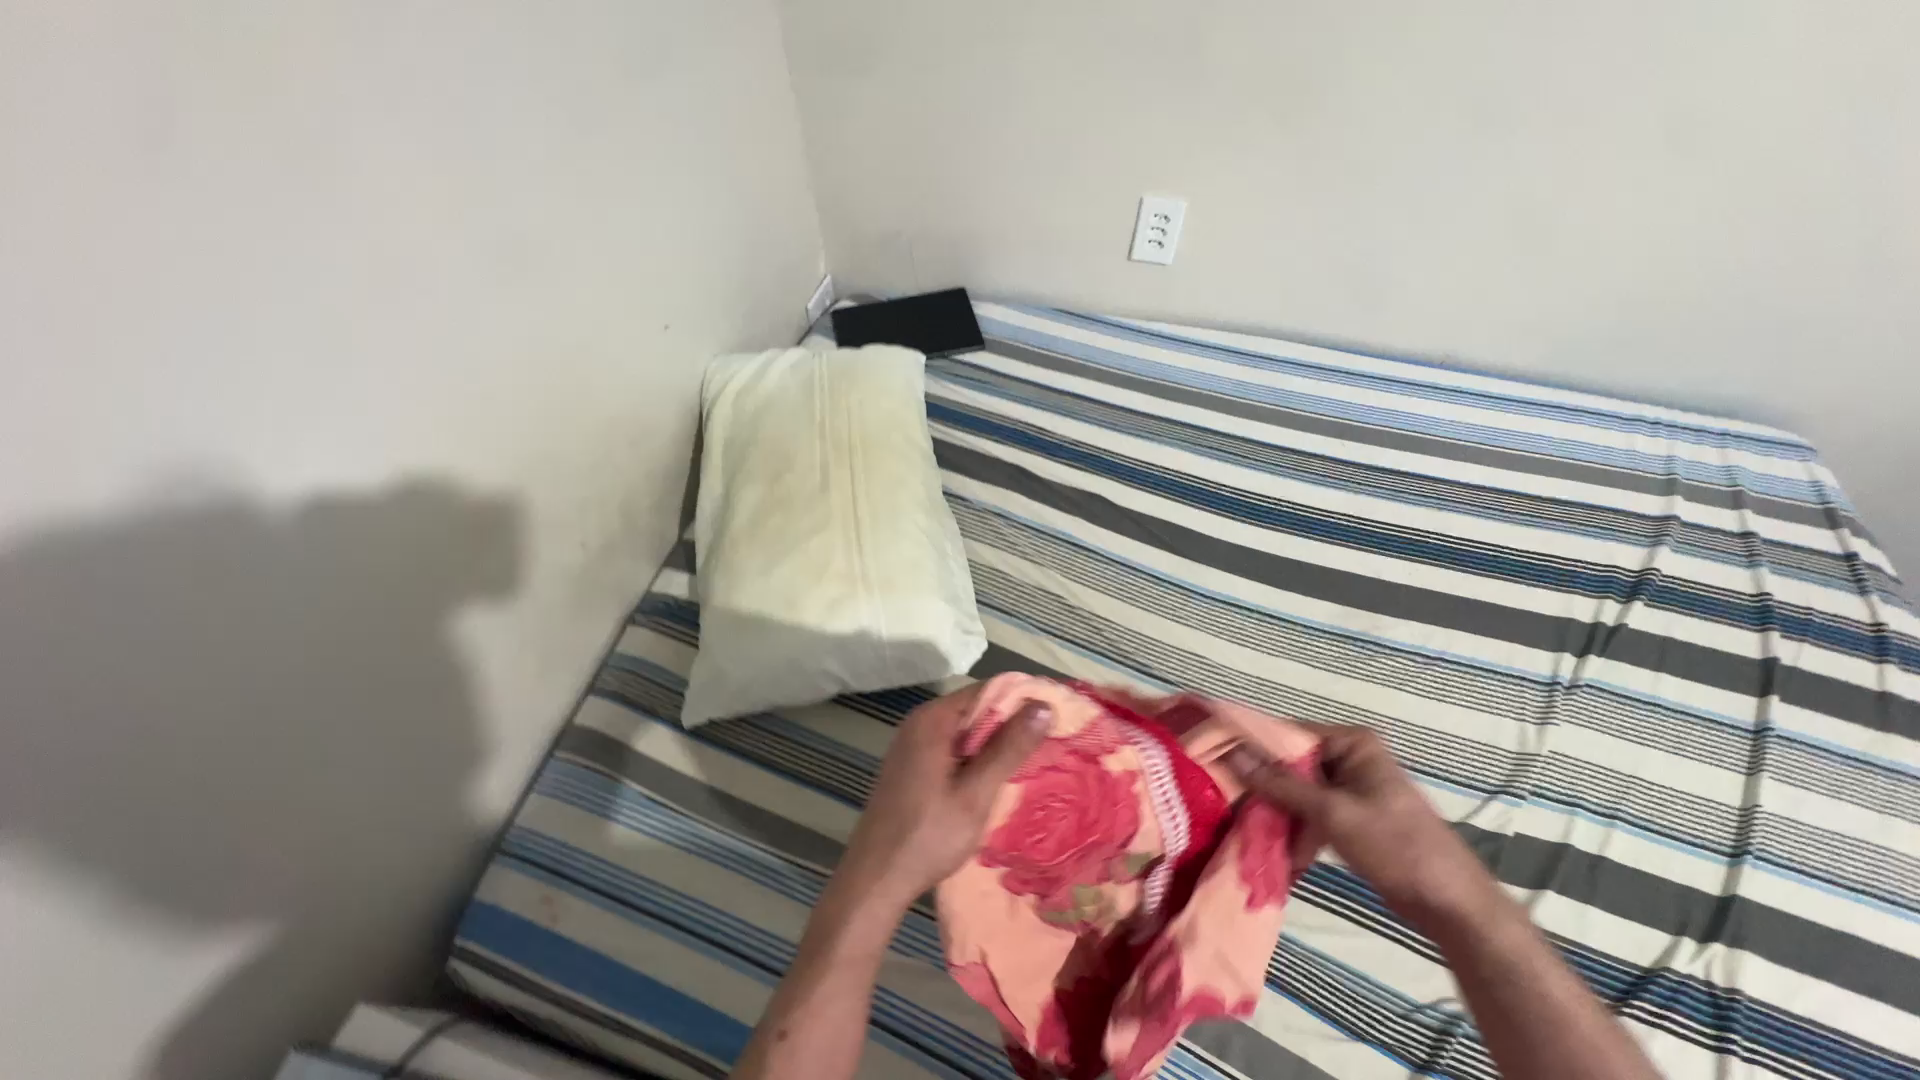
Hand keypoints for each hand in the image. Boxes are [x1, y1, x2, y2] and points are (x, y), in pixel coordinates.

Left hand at [833, 685, 1052, 911]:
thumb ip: (1009, 748)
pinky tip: (997, 779)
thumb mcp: (976, 793)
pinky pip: (952, 750)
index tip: (1057, 716)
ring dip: (995, 744)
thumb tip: (1043, 705)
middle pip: (975, 709)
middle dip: (1011, 723)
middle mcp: (919, 724)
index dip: (1023, 700)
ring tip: (1034, 760)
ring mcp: (912, 746)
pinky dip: (975, 759)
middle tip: (1052, 741)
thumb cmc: (928, 836)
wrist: (875, 880)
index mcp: (932, 720)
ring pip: (965, 732)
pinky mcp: (911, 768)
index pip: (987, 690)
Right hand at [1227, 724, 1499, 927]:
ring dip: (1276, 811)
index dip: (1252, 746)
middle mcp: (1350, 757)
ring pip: (1297, 790)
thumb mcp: (1332, 813)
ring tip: (1243, 826)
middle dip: (1262, 784)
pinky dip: (1294, 828)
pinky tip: (1274, 847)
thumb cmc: (1396, 846)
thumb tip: (1231, 753)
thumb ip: (1280, 784)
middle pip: (1290, 763)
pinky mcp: (1350, 816)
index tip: (1214, 759)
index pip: (1289, 733)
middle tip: (1224, 799)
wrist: (1449, 904)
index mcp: (1353, 743)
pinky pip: (1309, 812)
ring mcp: (1351, 788)